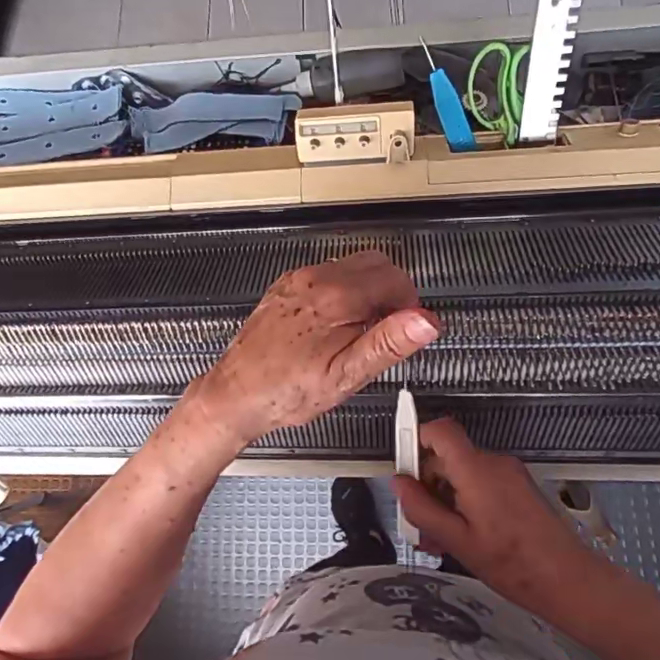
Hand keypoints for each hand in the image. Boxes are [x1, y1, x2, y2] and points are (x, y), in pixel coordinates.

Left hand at [185, 250, 440, 445]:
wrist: (234, 395)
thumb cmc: (284, 391)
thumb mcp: (346, 375)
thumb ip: (389, 342)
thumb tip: (425, 321)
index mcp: (337, 297)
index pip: (396, 279)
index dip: (411, 305)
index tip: (408, 329)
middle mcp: (315, 280)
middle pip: (376, 264)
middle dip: (393, 293)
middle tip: (389, 330)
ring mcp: (298, 282)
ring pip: (352, 267)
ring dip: (369, 291)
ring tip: (362, 332)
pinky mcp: (286, 289)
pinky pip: (328, 277)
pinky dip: (344, 293)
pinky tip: (336, 327)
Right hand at [392, 418, 600, 610]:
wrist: (566, 579)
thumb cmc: (515, 564)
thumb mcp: (456, 541)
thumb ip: (422, 508)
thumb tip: (399, 484)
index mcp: (477, 470)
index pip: (441, 430)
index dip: (417, 439)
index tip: (404, 465)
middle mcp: (494, 463)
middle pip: (448, 457)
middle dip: (427, 485)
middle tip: (419, 521)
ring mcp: (509, 474)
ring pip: (462, 474)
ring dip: (445, 499)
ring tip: (440, 539)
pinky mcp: (517, 487)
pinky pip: (480, 484)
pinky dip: (465, 503)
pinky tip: (462, 536)